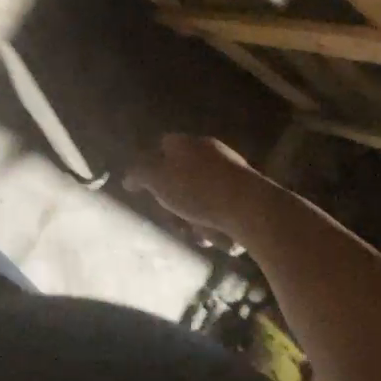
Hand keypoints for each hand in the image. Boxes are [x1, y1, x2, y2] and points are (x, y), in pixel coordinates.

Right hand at [124, 134, 272, 236]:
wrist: (252, 210)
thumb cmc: (197, 190)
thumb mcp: (156, 179)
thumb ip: (138, 175)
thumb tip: (128, 178)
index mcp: (188, 143)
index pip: (164, 144)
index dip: (152, 163)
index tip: (146, 186)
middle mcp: (211, 153)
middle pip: (182, 174)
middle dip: (174, 199)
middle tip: (170, 216)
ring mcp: (233, 174)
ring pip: (202, 196)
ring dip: (194, 216)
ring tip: (194, 234)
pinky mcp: (249, 196)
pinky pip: (222, 209)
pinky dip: (215, 223)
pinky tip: (214, 237)